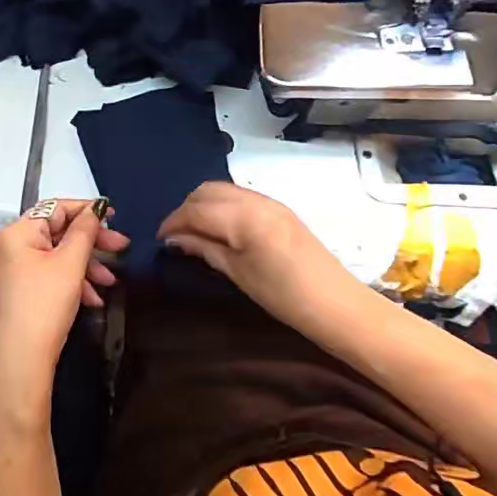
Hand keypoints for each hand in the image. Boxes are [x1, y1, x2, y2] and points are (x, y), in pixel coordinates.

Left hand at [0, 199, 129, 399]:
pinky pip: (48, 275)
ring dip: (85, 266)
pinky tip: (93, 298)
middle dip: (90, 242)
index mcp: (16, 233)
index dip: (86, 210)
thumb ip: (85, 232)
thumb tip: (94, 209)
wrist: (20, 360)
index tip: (113, 215)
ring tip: (110, 282)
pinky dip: (71, 282)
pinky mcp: (18, 291)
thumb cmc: (44, 305)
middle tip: (121, 247)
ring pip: (56, 257)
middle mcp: (9, 247)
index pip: (54, 208)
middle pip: (56, 232)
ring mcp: (11, 270)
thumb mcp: (70, 264)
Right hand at [157, 182, 362, 329]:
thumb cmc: (284, 296)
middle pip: (206, 191)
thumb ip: (204, 248)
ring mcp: (270, 202)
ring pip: (222, 190)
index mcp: (244, 217)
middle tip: (175, 236)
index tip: (159, 240)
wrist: (337, 305)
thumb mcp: (237, 273)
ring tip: (193, 232)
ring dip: (202, 205)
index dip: (172, 222)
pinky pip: (239, 196)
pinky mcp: (279, 209)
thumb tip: (174, 239)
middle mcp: (256, 200)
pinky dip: (221, 206)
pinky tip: (218, 228)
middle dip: (185, 209)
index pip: (195, 210)